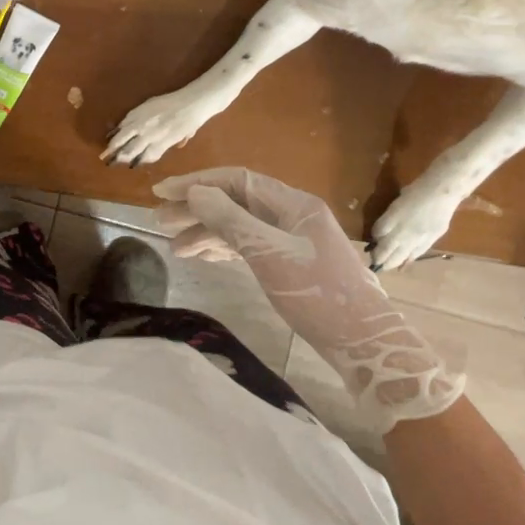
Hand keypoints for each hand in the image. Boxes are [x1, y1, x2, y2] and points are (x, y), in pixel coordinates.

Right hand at [153, 167, 462, 427]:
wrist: (365, 344)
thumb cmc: (317, 295)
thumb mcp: (268, 255)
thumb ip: (229, 220)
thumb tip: (195, 193)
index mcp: (293, 204)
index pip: (236, 180)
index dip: (196, 182)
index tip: (160, 192)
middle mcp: (292, 215)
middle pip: (236, 201)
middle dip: (197, 208)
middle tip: (159, 220)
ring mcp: (293, 240)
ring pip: (240, 225)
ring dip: (206, 231)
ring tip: (174, 247)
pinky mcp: (292, 264)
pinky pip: (249, 245)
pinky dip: (223, 248)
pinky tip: (203, 257)